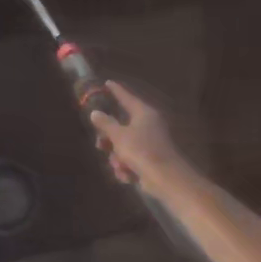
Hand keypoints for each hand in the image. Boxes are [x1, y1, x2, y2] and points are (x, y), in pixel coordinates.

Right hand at [87, 81, 195, 196]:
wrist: (165, 179)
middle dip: (109, 139)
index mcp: (143, 113)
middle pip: (121, 126)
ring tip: (119, 166)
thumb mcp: (118, 136)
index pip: (126, 97)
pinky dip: (127, 168)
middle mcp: (148, 125)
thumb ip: (105, 123)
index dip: (116, 90)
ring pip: (123, 146)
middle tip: (100, 144)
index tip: (107, 82)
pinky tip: (127, 176)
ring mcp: (150, 143)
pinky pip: (131, 160)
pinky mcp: (150, 160)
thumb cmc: (141, 151)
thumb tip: (95, 112)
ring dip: (117, 158)